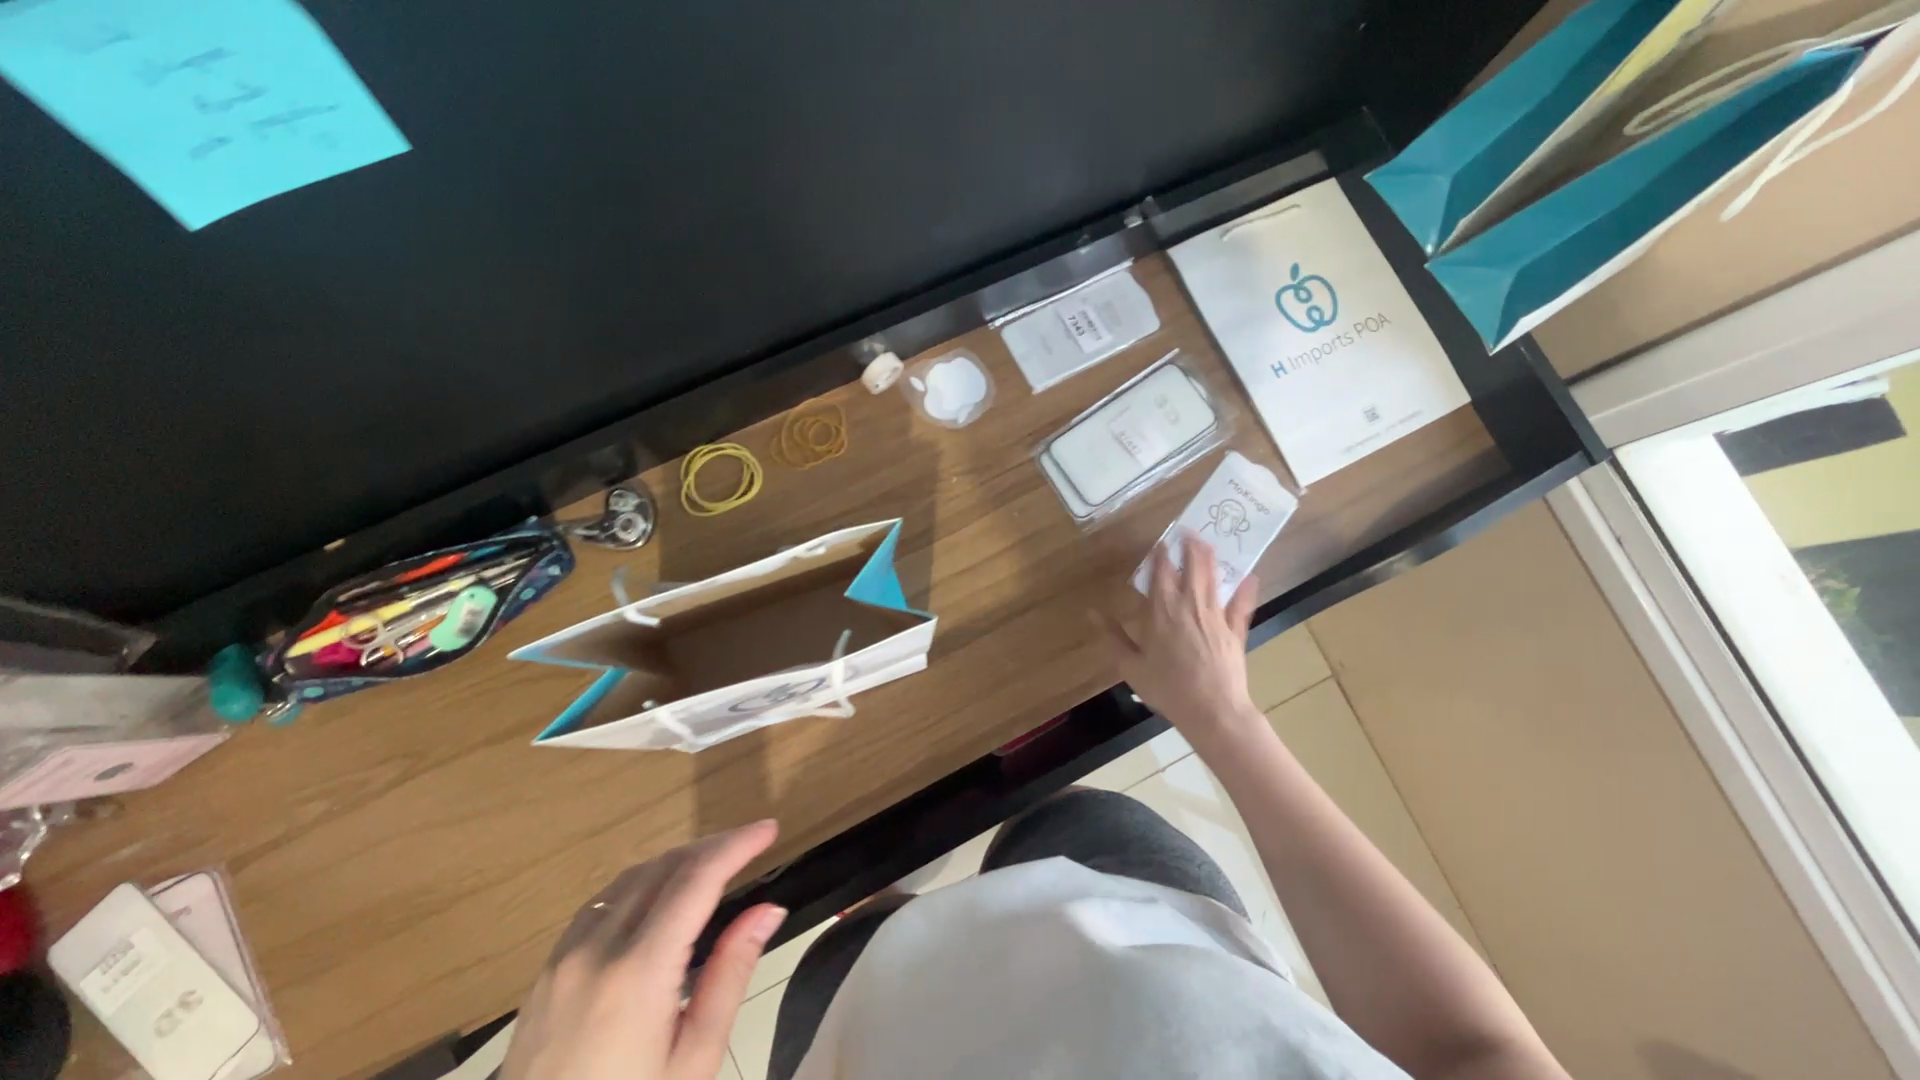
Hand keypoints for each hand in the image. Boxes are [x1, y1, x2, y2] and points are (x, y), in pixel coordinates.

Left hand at [500, 820, 787, 1079]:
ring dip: (674, 862)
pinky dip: (638, 885)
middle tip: (750, 844)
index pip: (695, 882)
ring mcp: (563, 959)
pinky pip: (598, 905)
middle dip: (709, 847)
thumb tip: (768, 909)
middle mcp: (595, 951)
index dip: (735, 846)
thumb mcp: (695, 1059)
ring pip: (626, 880)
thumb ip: (730, 975)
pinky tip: (659, 898)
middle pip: (660, 869)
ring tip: (714, 866)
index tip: (768, 830)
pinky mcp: (545, 972)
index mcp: (639, 974)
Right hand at [1094, 533, 1262, 744]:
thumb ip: (1112, 636)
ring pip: (1213, 579)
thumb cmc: (1166, 688)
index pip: (1160, 573)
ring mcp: (1216, 616)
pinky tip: (1250, 576)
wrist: (1212, 710)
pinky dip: (1246, 589)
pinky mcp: (1236, 631)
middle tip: (1188, 532)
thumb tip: (1092, 613)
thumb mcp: (1130, 665)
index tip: (1160, 542)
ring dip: (1210, 558)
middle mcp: (1190, 606)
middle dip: (1189, 547)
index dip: (1160, 555)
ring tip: (1207, 542)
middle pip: (1191, 567)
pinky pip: (1242, 605)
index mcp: (1162, 611)